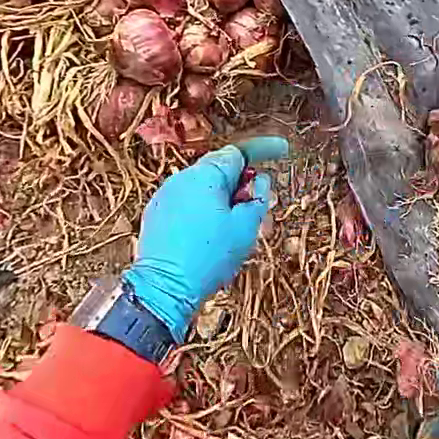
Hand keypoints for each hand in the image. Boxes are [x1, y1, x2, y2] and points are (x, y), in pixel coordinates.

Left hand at [123, 136, 288, 336]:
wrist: (164, 289)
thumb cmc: (209, 256)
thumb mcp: (246, 226)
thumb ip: (258, 197)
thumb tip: (259, 182)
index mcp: (206, 176)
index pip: (239, 152)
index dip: (264, 149)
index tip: (282, 150)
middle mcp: (182, 179)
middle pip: (221, 170)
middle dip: (242, 184)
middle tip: (258, 208)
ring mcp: (165, 196)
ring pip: (205, 188)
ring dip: (224, 200)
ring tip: (235, 230)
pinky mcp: (156, 215)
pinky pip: (189, 203)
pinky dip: (206, 211)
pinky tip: (212, 237)